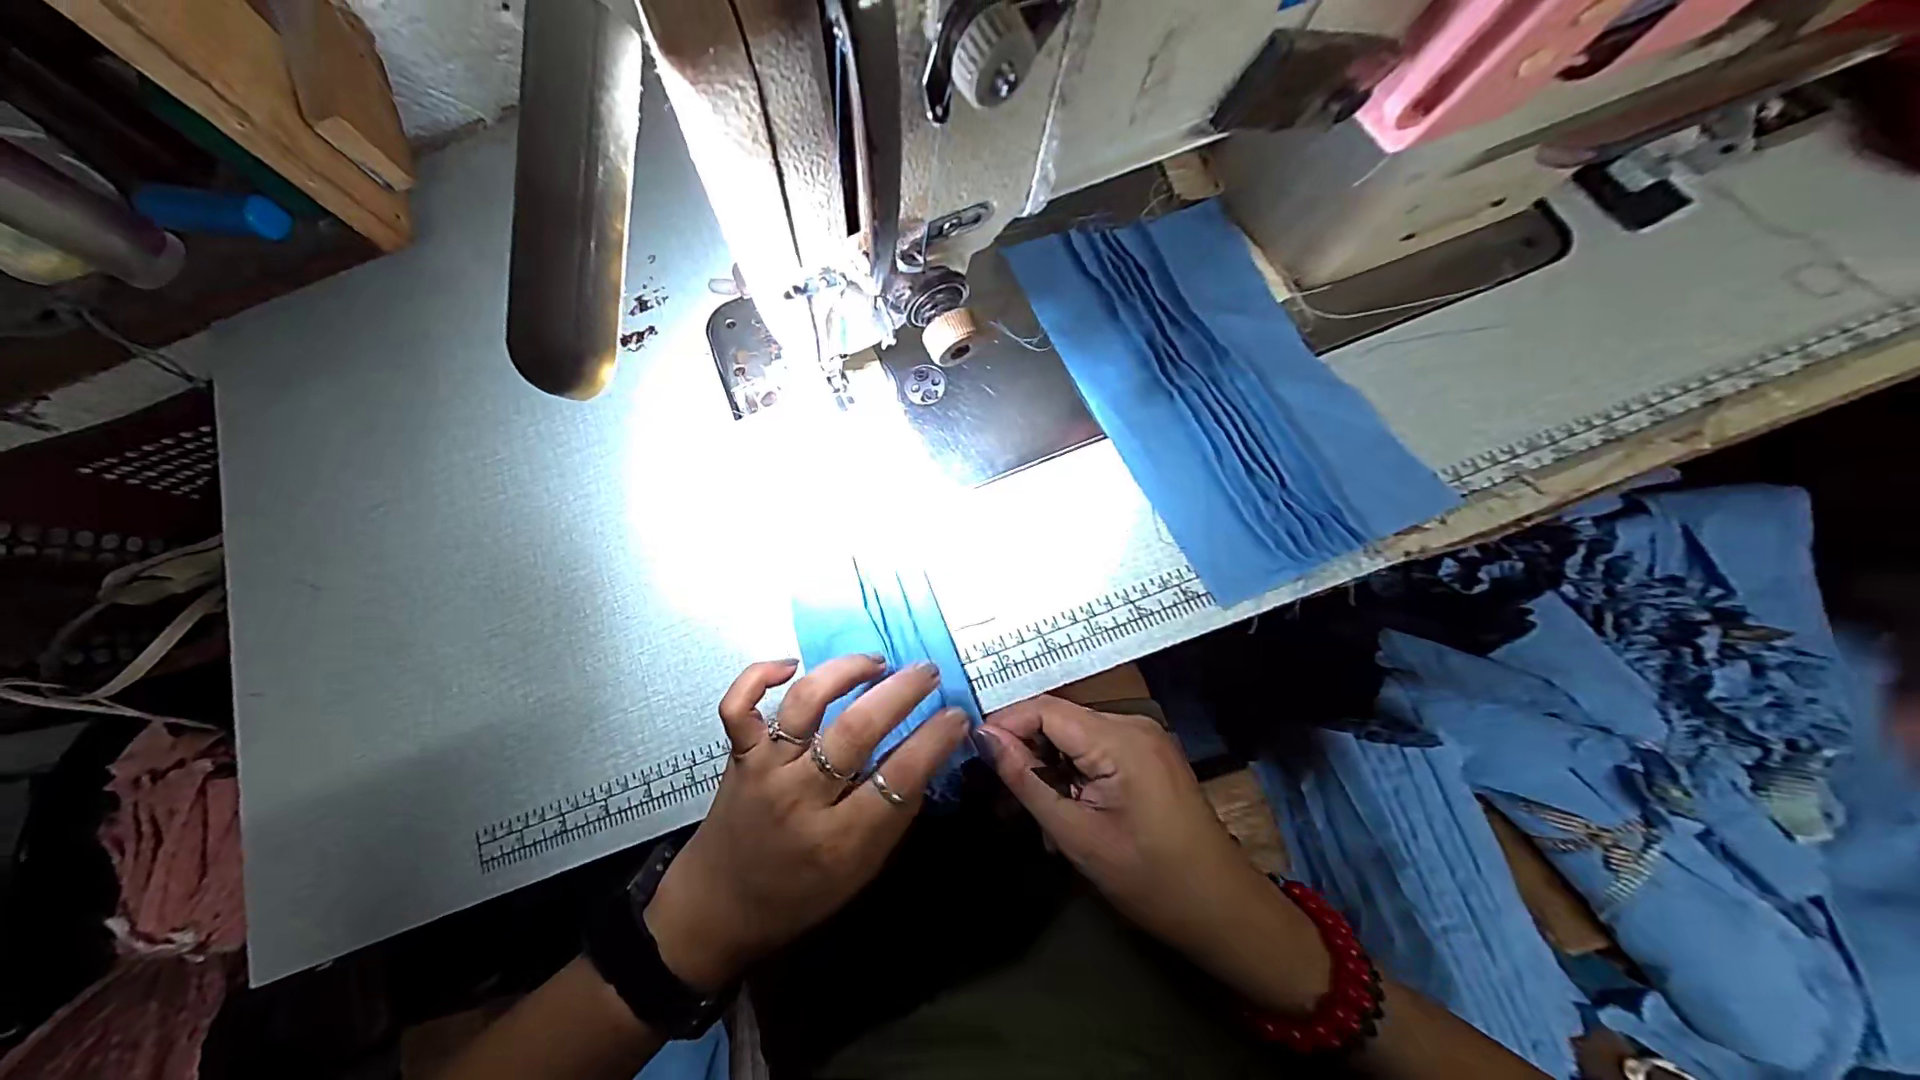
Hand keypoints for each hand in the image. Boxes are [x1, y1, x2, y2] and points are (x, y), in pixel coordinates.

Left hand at [643, 655, 969, 992]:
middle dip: (902, 692)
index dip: (935, 738)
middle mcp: (802, 797)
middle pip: (857, 729)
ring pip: (806, 704)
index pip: (900, 776)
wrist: (719, 908)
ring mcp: (766, 771)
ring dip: (847, 672)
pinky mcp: (737, 756)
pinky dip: (760, 675)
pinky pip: (739, 707)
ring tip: (877, 662)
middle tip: (927, 672)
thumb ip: (896, 812)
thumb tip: (929, 750)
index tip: (956, 714)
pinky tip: (792, 664)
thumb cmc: (802, 893)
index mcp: (842, 839)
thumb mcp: (863, 868)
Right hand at [975, 696, 1329, 1009]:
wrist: (1223, 909)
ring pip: (1074, 737)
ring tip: (1041, 821)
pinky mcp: (1148, 754)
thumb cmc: (1150, 879)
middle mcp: (1132, 724)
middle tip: (1004, 799)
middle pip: (1058, 720)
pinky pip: (1096, 749)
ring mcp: (1144, 738)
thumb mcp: (1076, 833)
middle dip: (1027, 753)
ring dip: (1049, 769)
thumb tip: (983, 737)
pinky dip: (1074, 774)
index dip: (1004, 725)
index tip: (977, 758)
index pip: (1044, 708)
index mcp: (1120, 738)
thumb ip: (1026, 779)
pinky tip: (1069, 813)